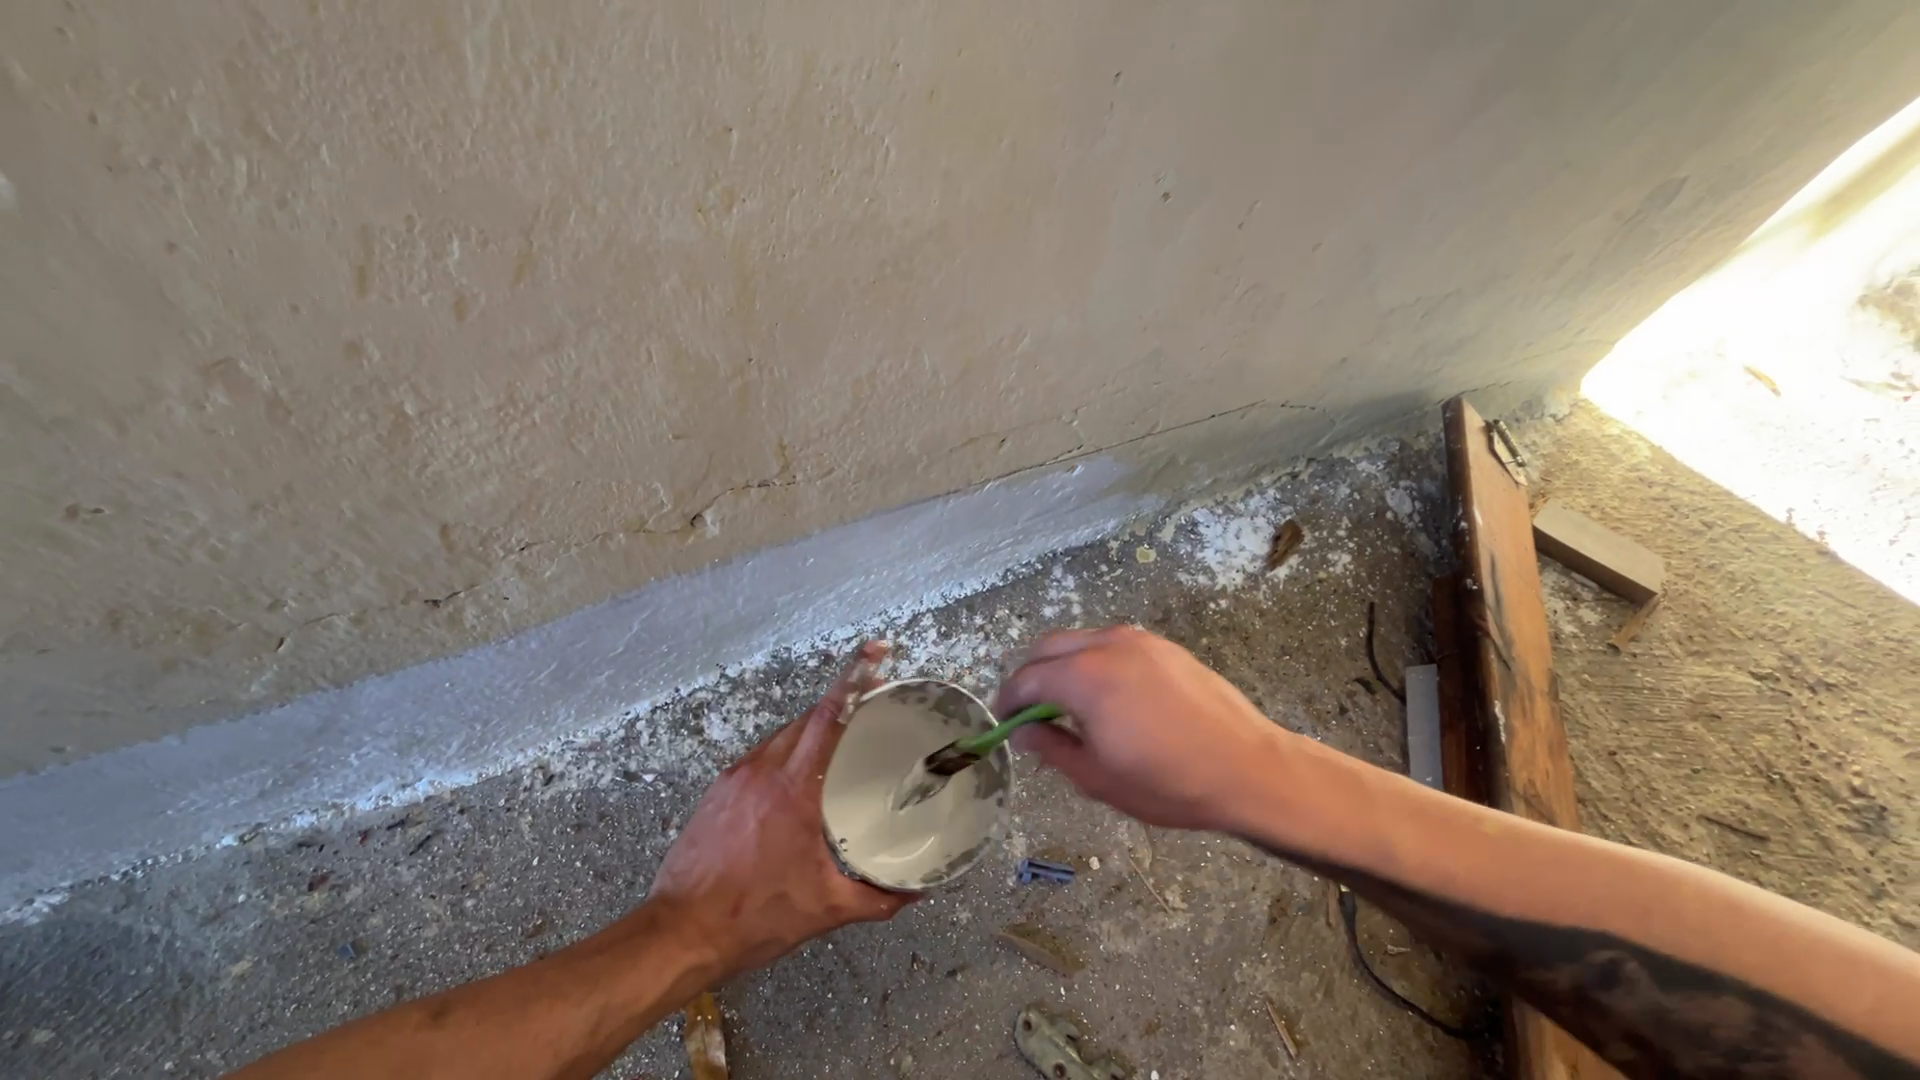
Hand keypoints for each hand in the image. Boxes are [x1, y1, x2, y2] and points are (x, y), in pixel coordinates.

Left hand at [647, 642, 912, 980]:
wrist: (680, 932)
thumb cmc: (755, 915)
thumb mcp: (825, 908)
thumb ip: (876, 898)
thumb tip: (915, 890)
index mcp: (794, 787)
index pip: (827, 717)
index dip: (853, 681)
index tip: (875, 655)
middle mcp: (762, 770)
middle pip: (806, 718)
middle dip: (840, 704)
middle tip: (871, 705)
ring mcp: (735, 778)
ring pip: (781, 736)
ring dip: (811, 730)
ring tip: (840, 742)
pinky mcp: (717, 792)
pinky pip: (760, 757)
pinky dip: (786, 754)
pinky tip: (798, 779)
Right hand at [994, 626, 1284, 830]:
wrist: (1248, 768)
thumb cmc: (1168, 782)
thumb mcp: (1097, 777)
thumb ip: (1051, 747)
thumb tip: (1022, 731)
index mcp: (1083, 676)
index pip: (1026, 678)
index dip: (1007, 700)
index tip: (1005, 722)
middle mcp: (1107, 645)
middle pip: (1048, 648)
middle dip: (1031, 676)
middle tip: (1031, 712)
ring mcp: (1139, 640)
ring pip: (1081, 641)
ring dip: (1063, 666)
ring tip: (1070, 706)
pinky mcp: (1164, 647)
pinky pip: (1113, 645)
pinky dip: (1095, 662)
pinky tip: (1110, 697)